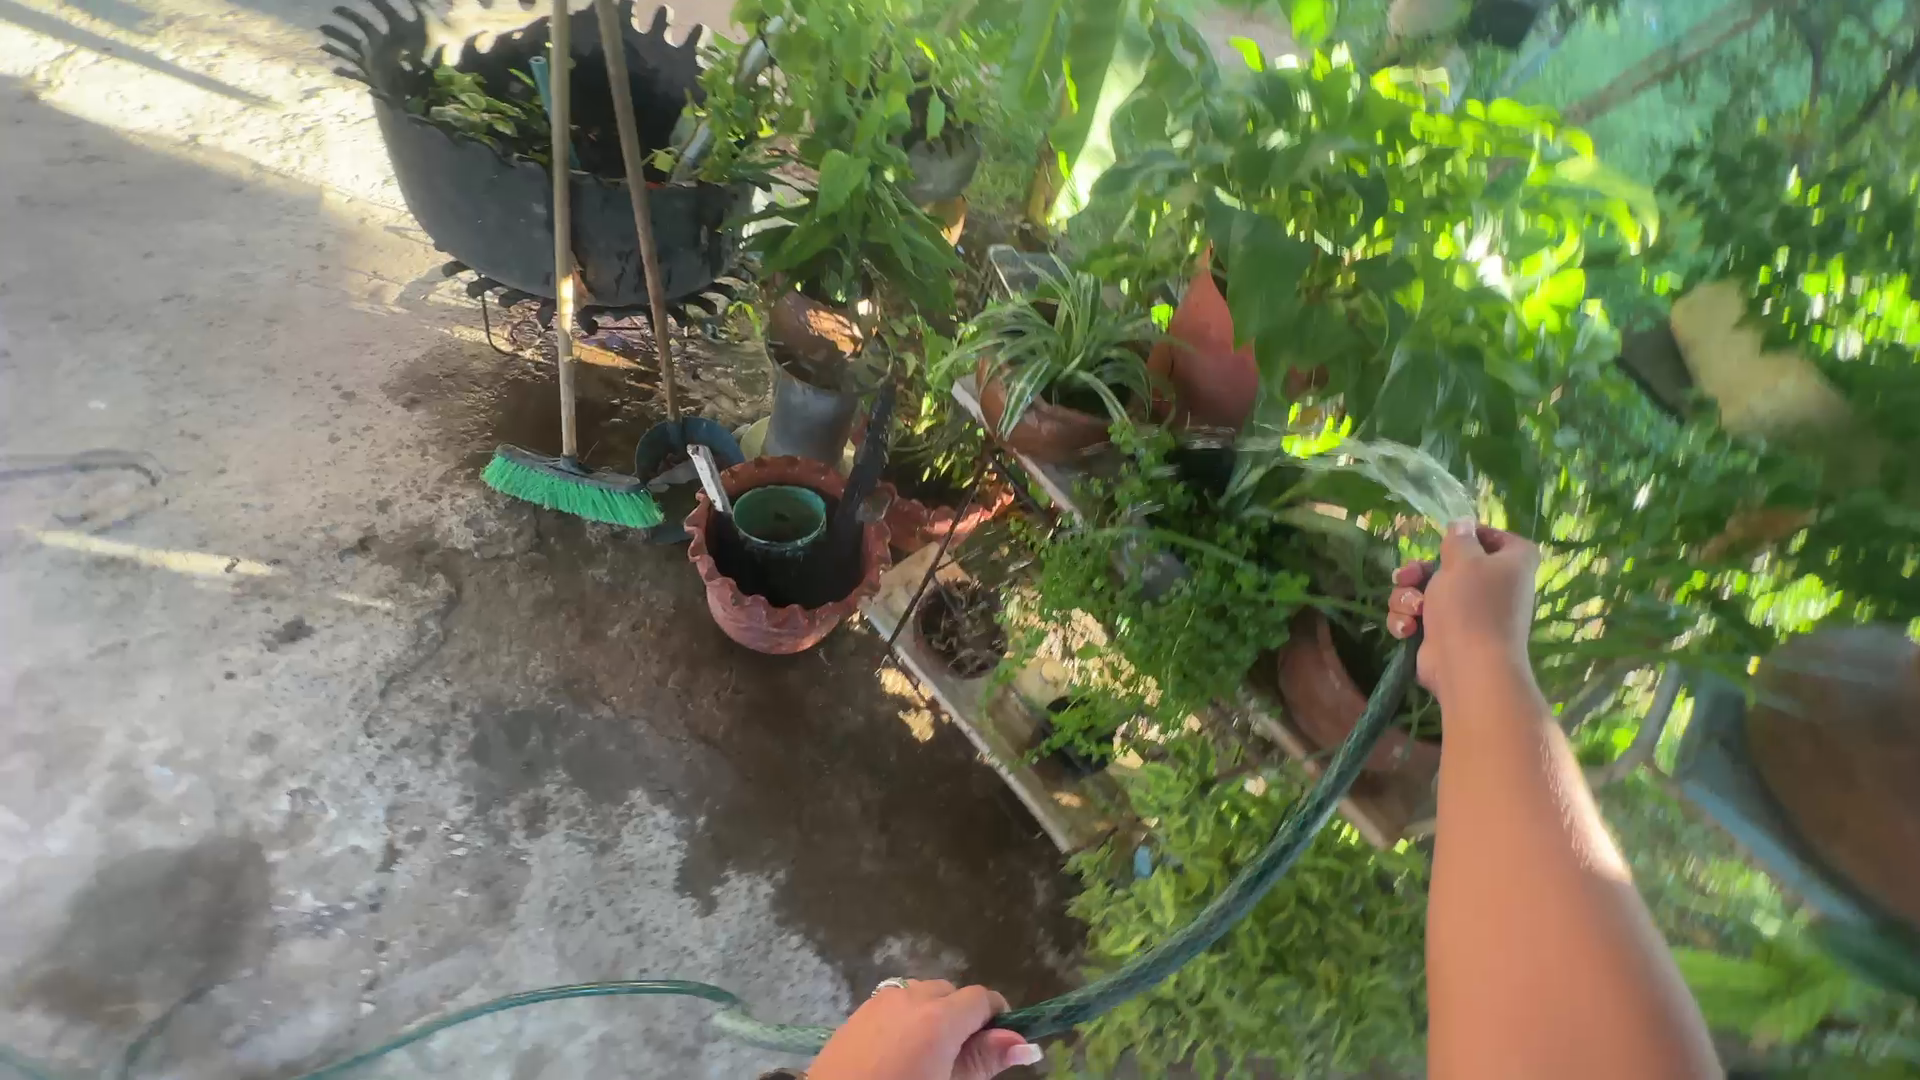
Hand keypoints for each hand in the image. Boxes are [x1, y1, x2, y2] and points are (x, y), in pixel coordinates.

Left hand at [808, 979, 1042, 1079]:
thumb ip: (984, 1061)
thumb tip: (1026, 1043)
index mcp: (940, 1016)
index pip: (982, 998)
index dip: (995, 1019)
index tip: (995, 1048)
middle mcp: (912, 995)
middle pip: (951, 993)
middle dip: (961, 1019)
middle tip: (958, 1062)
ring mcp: (882, 999)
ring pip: (922, 994)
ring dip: (933, 1016)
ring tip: (926, 1060)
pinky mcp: (859, 1011)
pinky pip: (895, 1002)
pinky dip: (906, 1019)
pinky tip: (897, 1055)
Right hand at [1386, 519, 1540, 706]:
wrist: (1467, 665)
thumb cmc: (1471, 606)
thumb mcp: (1463, 561)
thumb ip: (1459, 539)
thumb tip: (1462, 523)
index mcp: (1510, 564)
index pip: (1495, 538)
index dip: (1469, 536)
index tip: (1446, 540)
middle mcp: (1492, 585)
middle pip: (1446, 564)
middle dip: (1419, 571)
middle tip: (1407, 577)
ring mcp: (1466, 611)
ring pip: (1423, 590)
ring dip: (1407, 597)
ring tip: (1412, 610)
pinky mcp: (1442, 632)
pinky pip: (1416, 616)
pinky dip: (1407, 620)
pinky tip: (1408, 629)